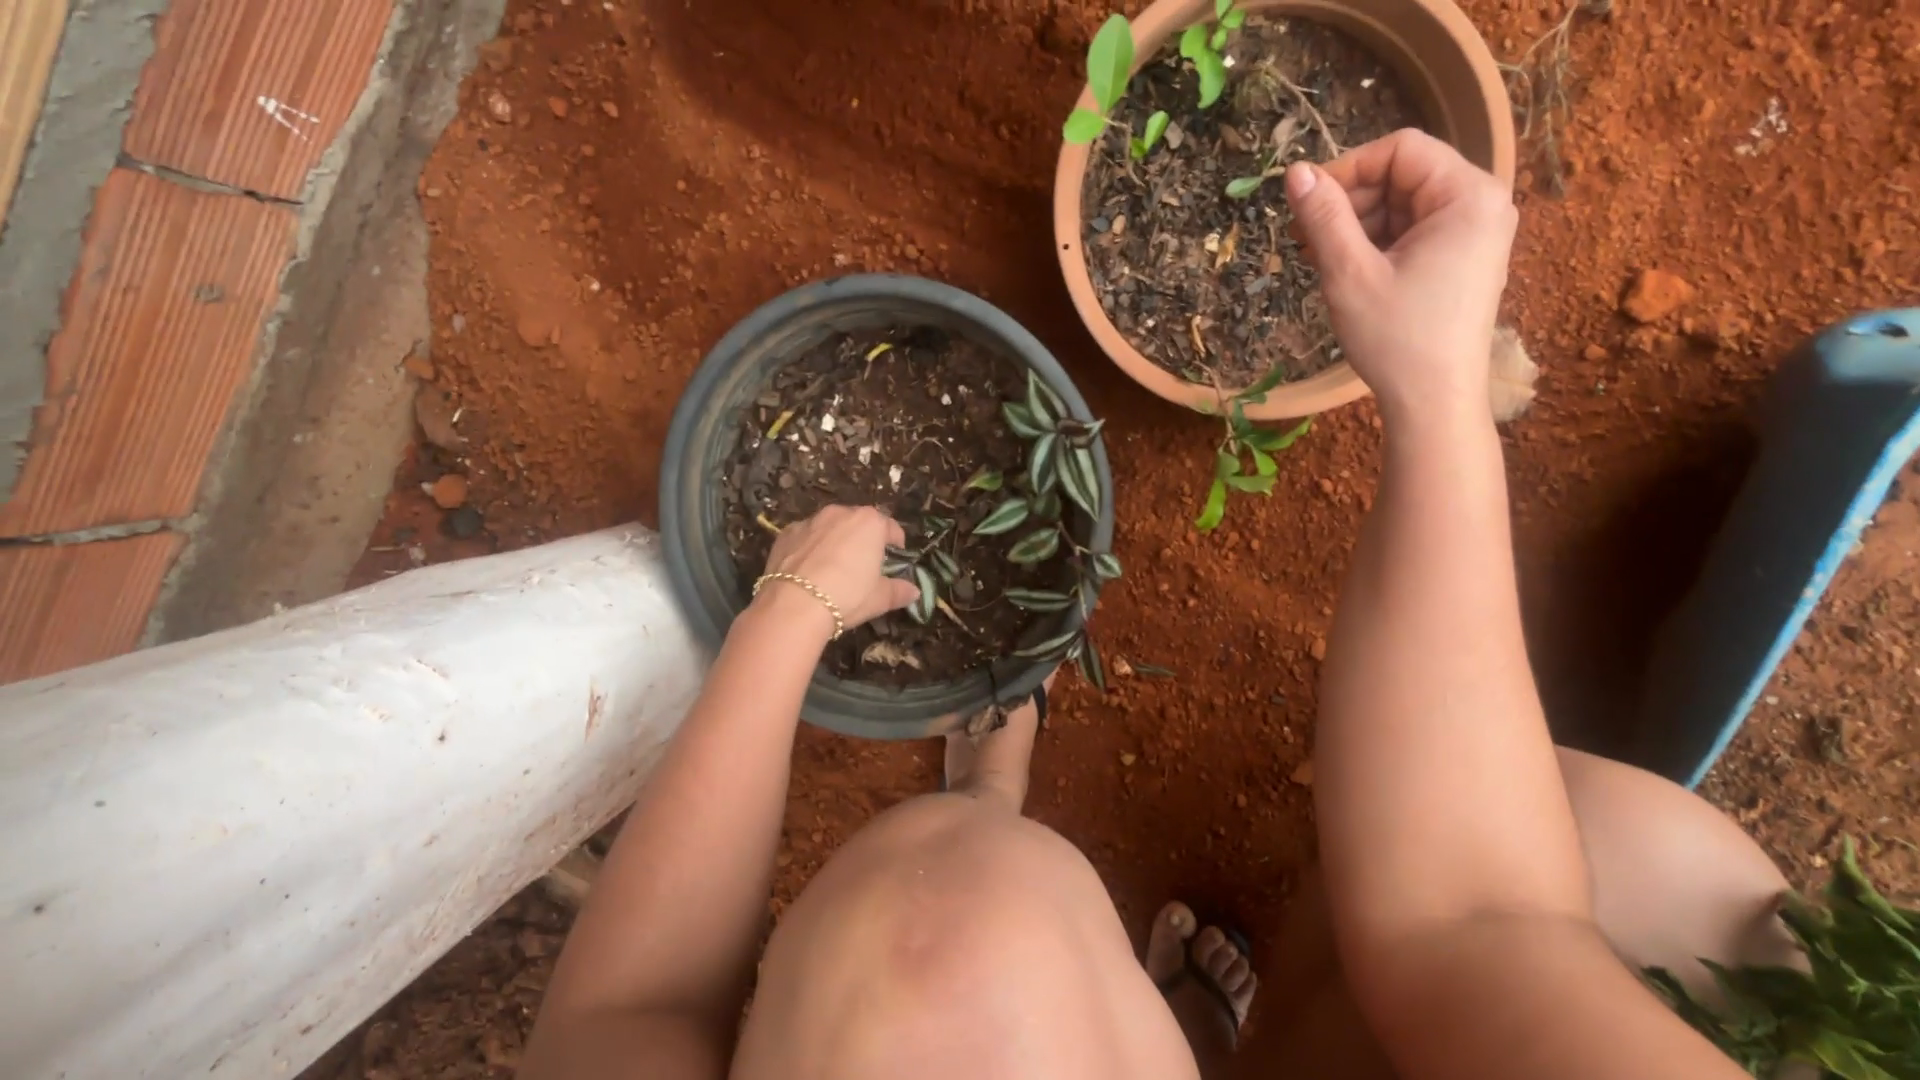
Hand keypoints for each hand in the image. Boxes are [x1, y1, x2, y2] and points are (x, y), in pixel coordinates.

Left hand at [757, 505, 918, 632]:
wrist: (793, 605)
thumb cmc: (847, 596)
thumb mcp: (879, 598)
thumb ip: (898, 591)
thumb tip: (914, 591)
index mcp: (869, 523)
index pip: (890, 527)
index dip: (895, 543)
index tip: (895, 558)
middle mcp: (840, 513)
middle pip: (858, 523)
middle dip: (863, 539)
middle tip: (863, 565)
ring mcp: (810, 521)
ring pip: (829, 527)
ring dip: (835, 541)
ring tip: (833, 568)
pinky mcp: (785, 533)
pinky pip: (804, 537)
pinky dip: (809, 548)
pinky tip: (807, 571)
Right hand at [1284, 129, 1516, 424]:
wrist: (1434, 401)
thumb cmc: (1396, 337)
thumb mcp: (1349, 273)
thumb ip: (1323, 217)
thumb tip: (1293, 171)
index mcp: (1468, 195)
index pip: (1401, 149)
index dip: (1347, 169)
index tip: (1305, 203)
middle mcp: (1482, 204)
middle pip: (1403, 175)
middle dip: (1350, 201)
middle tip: (1304, 237)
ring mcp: (1475, 234)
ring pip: (1404, 205)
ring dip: (1357, 225)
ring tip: (1319, 259)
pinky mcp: (1463, 260)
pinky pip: (1414, 232)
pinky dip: (1376, 244)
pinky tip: (1345, 270)